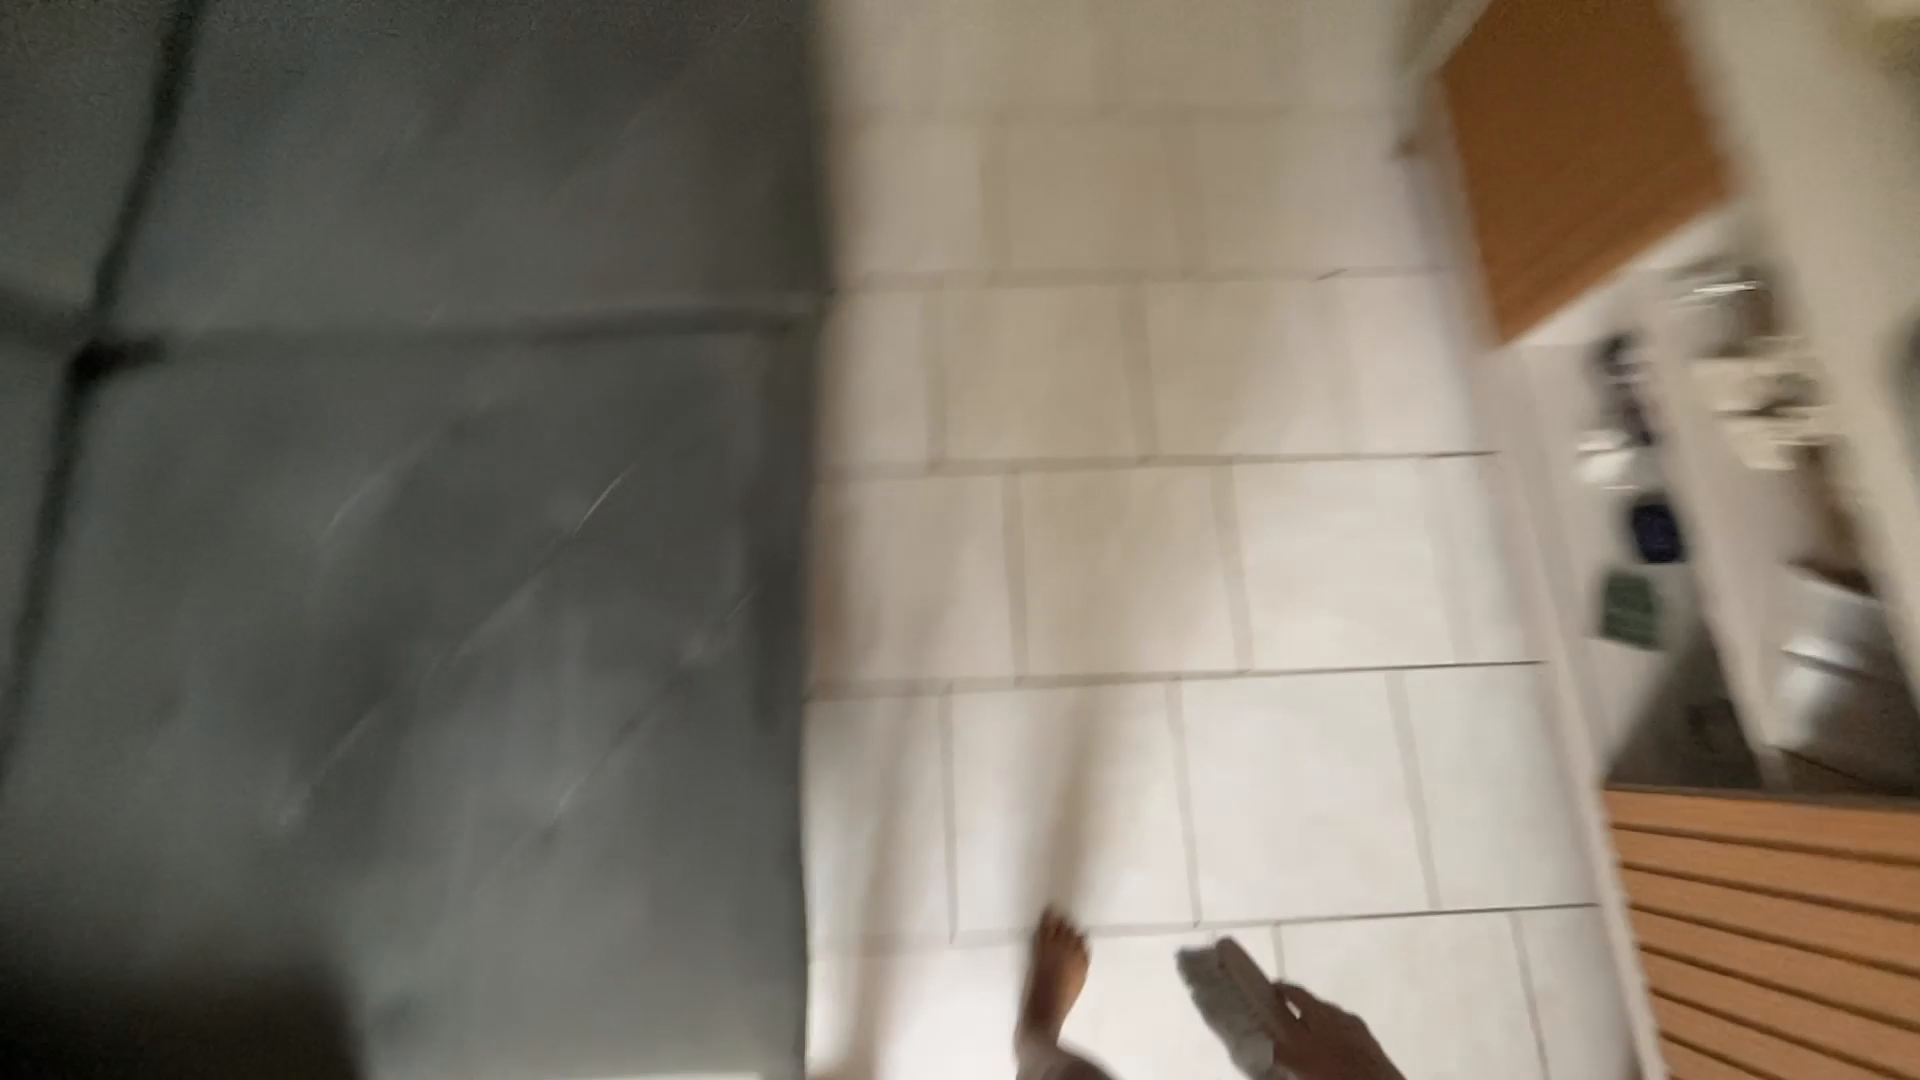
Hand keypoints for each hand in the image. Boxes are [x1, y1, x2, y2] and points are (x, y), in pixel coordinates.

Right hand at [1267, 981, 1405, 1079]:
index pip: (1293, 989)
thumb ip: (1278, 1046)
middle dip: (1300, 1015)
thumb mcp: (1297, 1059)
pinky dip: (1336, 1043)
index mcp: (1318, 1008)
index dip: (1279, 989)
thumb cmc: (1333, 1068)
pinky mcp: (1371, 1044)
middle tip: (1287, 1028)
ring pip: (1332, 1023)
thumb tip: (1263, 1037)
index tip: (1269, 992)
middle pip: (1313, 1006)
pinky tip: (1333, 1059)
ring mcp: (1357, 1027)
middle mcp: (1338, 1011)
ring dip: (1320, 1031)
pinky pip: (1346, 1037)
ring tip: (1311, 1048)